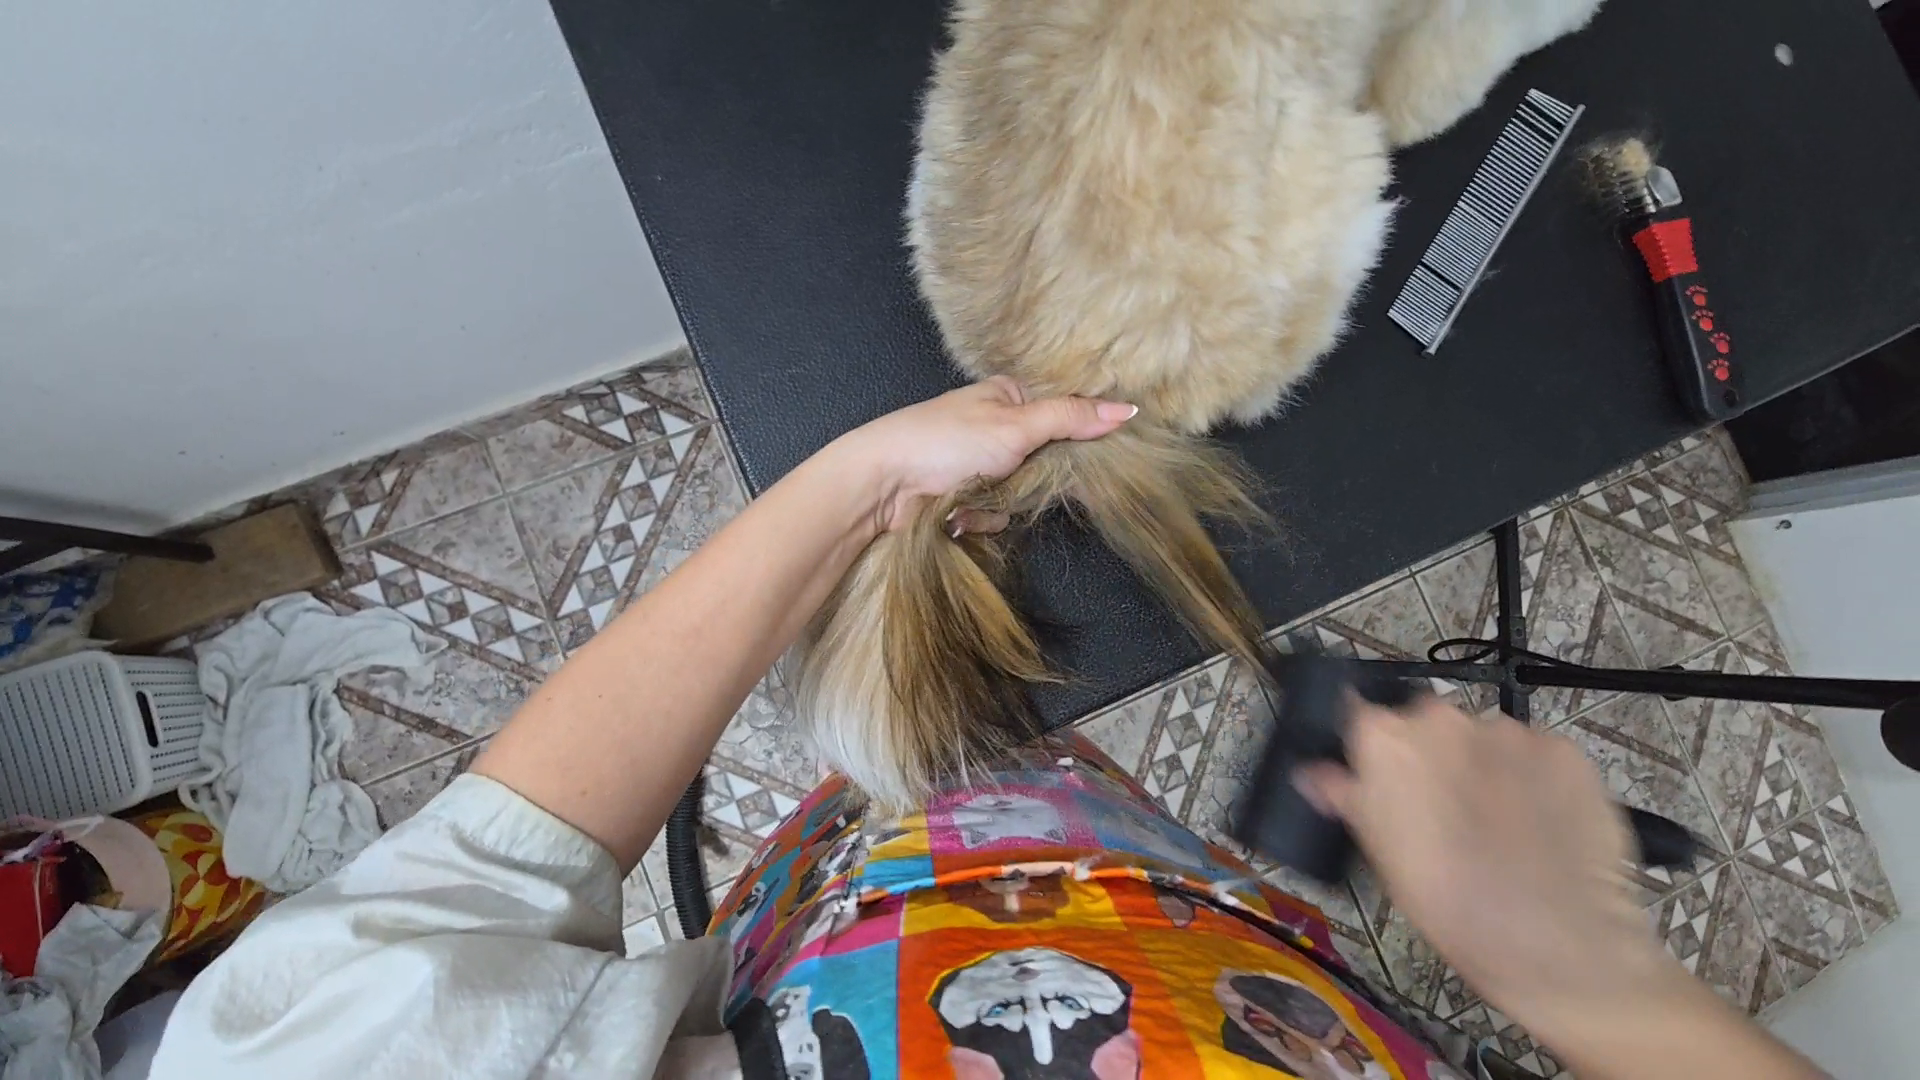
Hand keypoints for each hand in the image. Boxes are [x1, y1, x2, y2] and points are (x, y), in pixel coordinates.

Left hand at [830, 376, 1135, 532]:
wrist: (882, 484)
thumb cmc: (947, 441)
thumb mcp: (1016, 425)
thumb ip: (1072, 418)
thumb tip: (1129, 408)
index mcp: (1009, 397)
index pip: (1064, 414)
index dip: (1081, 437)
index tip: (1095, 458)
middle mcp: (997, 428)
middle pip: (1047, 460)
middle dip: (1033, 478)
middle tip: (1017, 476)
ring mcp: (980, 465)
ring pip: (1023, 494)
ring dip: (1002, 501)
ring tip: (972, 493)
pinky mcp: (965, 498)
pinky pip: (996, 513)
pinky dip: (980, 516)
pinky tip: (957, 512)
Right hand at [1295, 697, 1825, 1078]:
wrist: (1557, 945)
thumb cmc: (1447, 901)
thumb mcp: (1378, 850)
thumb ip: (1344, 795)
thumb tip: (1314, 774)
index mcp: (1382, 735)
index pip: (1360, 714)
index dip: (1369, 744)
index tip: (1379, 771)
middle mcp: (1439, 716)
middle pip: (1424, 722)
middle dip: (1430, 754)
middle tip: (1439, 805)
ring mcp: (1506, 730)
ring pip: (1481, 738)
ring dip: (1482, 765)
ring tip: (1497, 821)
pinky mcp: (1564, 750)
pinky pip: (1535, 754)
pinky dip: (1532, 777)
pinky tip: (1537, 821)